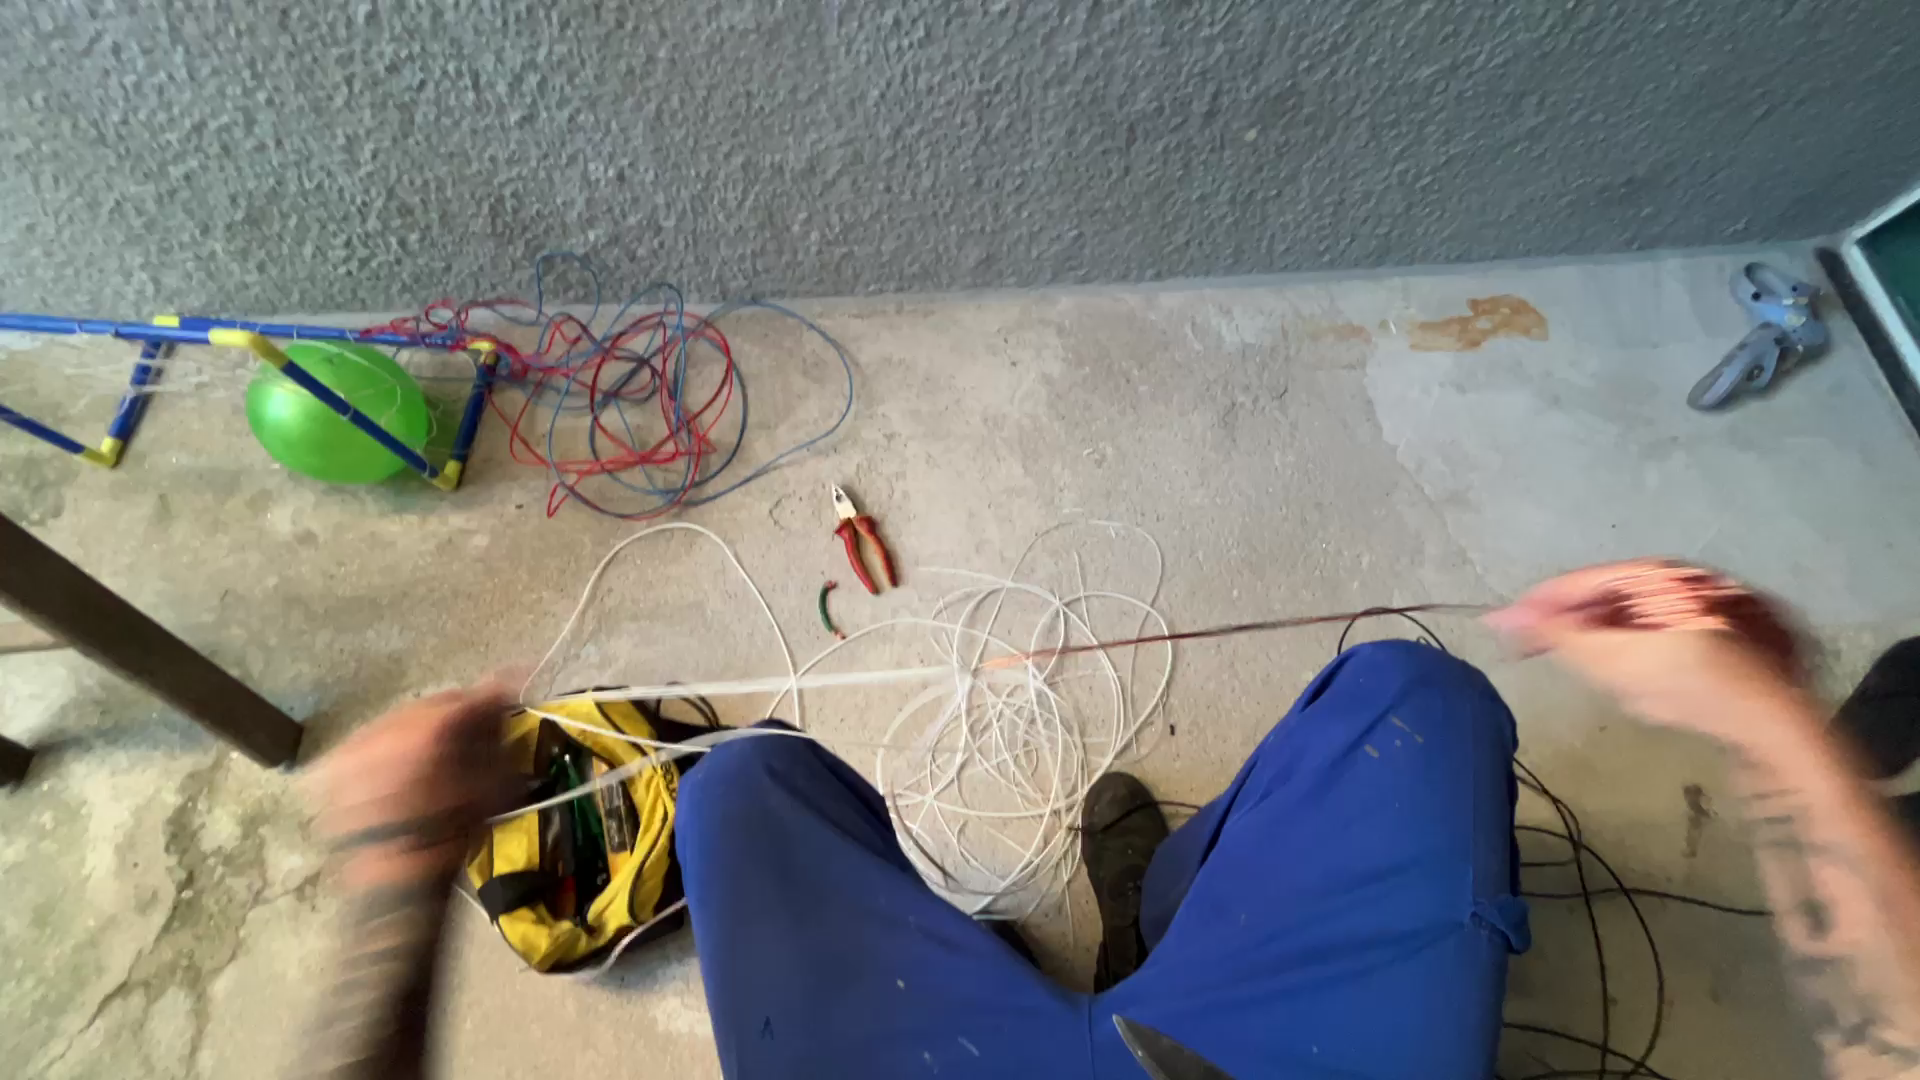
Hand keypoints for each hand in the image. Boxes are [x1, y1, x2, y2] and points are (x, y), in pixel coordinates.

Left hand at [311, 681, 516, 888]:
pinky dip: (388, 742)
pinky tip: (401, 757)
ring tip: (437, 743)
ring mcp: (353, 746)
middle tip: (475, 722)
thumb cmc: (452, 831)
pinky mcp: (331, 765)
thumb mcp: (492, 780)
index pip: (469, 696)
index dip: (494, 694)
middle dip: (456, 709)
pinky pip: (368, 738)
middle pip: (432, 703)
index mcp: (430, 731)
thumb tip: (502, 702)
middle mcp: (386, 729)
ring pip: (398, 718)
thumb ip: (497, 734)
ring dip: (422, 725)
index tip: (509, 694)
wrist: (395, 876)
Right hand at [1486, 559, 1808, 743]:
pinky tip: (1645, 681)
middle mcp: (1694, 579)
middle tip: (1547, 655)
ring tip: (1606, 675)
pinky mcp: (1745, 636)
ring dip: (1611, 645)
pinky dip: (1645, 652)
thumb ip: (1549, 633)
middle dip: (1579, 630)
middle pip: (1610, 601)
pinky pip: (1671, 634)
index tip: (1507, 629)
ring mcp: (1725, 607)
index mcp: (1663, 574)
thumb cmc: (1690, 688)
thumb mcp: (1607, 660)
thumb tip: (1499, 616)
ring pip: (1638, 620)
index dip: (1539, 607)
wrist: (1785, 733)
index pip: (1580, 583)